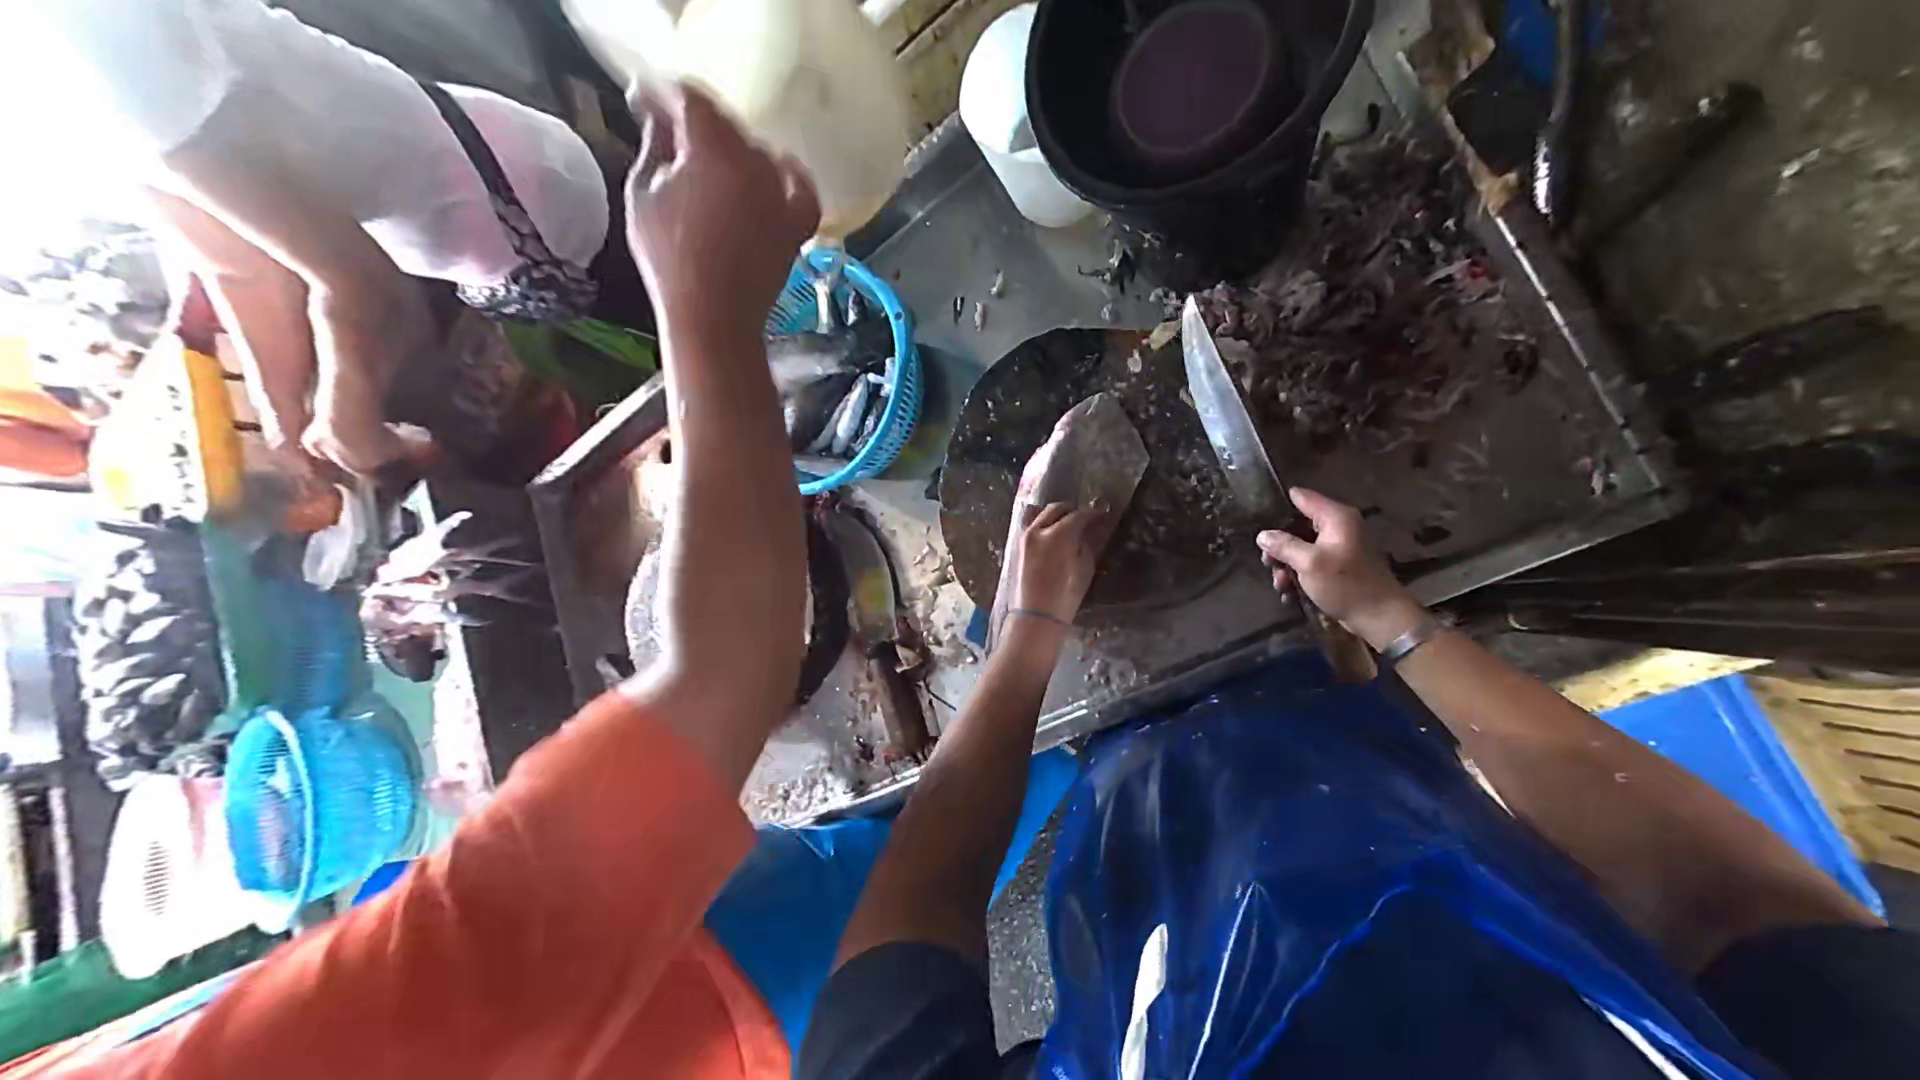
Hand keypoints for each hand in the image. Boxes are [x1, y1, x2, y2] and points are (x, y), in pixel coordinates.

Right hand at [624, 82, 819, 341]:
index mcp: (713, 151)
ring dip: (735, 150)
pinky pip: (800, 188)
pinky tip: (774, 175)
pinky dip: (788, 176)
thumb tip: (659, 117)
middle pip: (726, 125)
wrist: (714, 317)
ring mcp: (782, 195)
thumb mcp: (643, 193)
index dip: (663, 92)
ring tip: (710, 165)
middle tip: (671, 133)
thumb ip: (654, 145)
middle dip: (697, 123)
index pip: (689, 99)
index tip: (645, 97)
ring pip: (759, 153)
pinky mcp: (797, 225)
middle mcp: (756, 165)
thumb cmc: (669, 260)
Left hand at [1009, 502, 1108, 626]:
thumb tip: (1092, 531)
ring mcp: (1024, 537)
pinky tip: (1051, 536)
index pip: (1079, 516)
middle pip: (1056, 509)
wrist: (1036, 615)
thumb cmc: (1065, 595)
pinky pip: (1031, 528)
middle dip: (1071, 511)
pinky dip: (1042, 526)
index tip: (1102, 516)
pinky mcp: (1016, 547)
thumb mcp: (1084, 568)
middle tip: (1083, 518)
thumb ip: (1088, 544)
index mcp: (1058, 534)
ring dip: (1054, 516)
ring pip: (1040, 515)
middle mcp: (1038, 530)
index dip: (1093, 514)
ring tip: (1066, 525)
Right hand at [1256, 487, 1425, 649]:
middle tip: (1267, 562)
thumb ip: (1283, 545)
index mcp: (1336, 517)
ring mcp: (1338, 546)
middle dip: (1279, 543)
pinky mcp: (1337, 565)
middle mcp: (1338, 526)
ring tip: (1280, 583)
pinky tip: (1290, 591)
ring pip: (1300, 546)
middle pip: (1297, 525)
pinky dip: (1298, 574)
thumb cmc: (1345, 585)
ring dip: (1286, 564)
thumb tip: (1262, 535)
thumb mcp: (1309, 563)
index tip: (1257, 521)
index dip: (1278, 506)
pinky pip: (1309, 562)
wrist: (1378, 617)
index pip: (1301, 497)